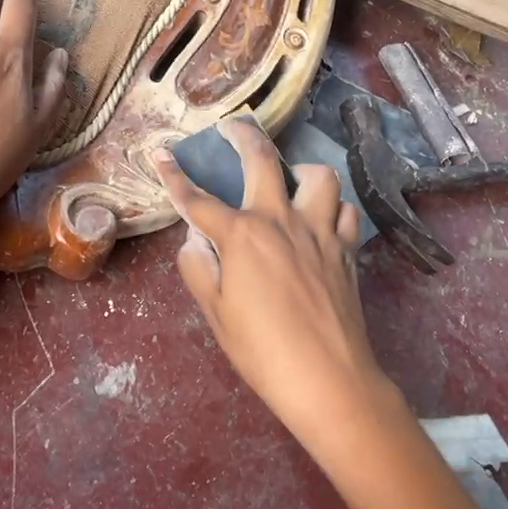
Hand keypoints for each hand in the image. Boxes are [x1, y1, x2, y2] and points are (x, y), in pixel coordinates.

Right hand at [152, 118, 397, 443]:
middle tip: (231, 127)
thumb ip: (198, 268)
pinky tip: (320, 220)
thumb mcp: (215, 313)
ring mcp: (318, 230)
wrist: (329, 380)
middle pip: (261, 159)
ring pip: (318, 175)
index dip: (174, 176)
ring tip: (290, 182)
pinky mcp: (346, 248)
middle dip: (241, 135)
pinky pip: (344, 211)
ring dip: (300, 171)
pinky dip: (331, 208)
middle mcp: (279, 219)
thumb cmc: (262, 350)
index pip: (197, 199)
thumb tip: (196, 239)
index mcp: (241, 235)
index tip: (161, 155)